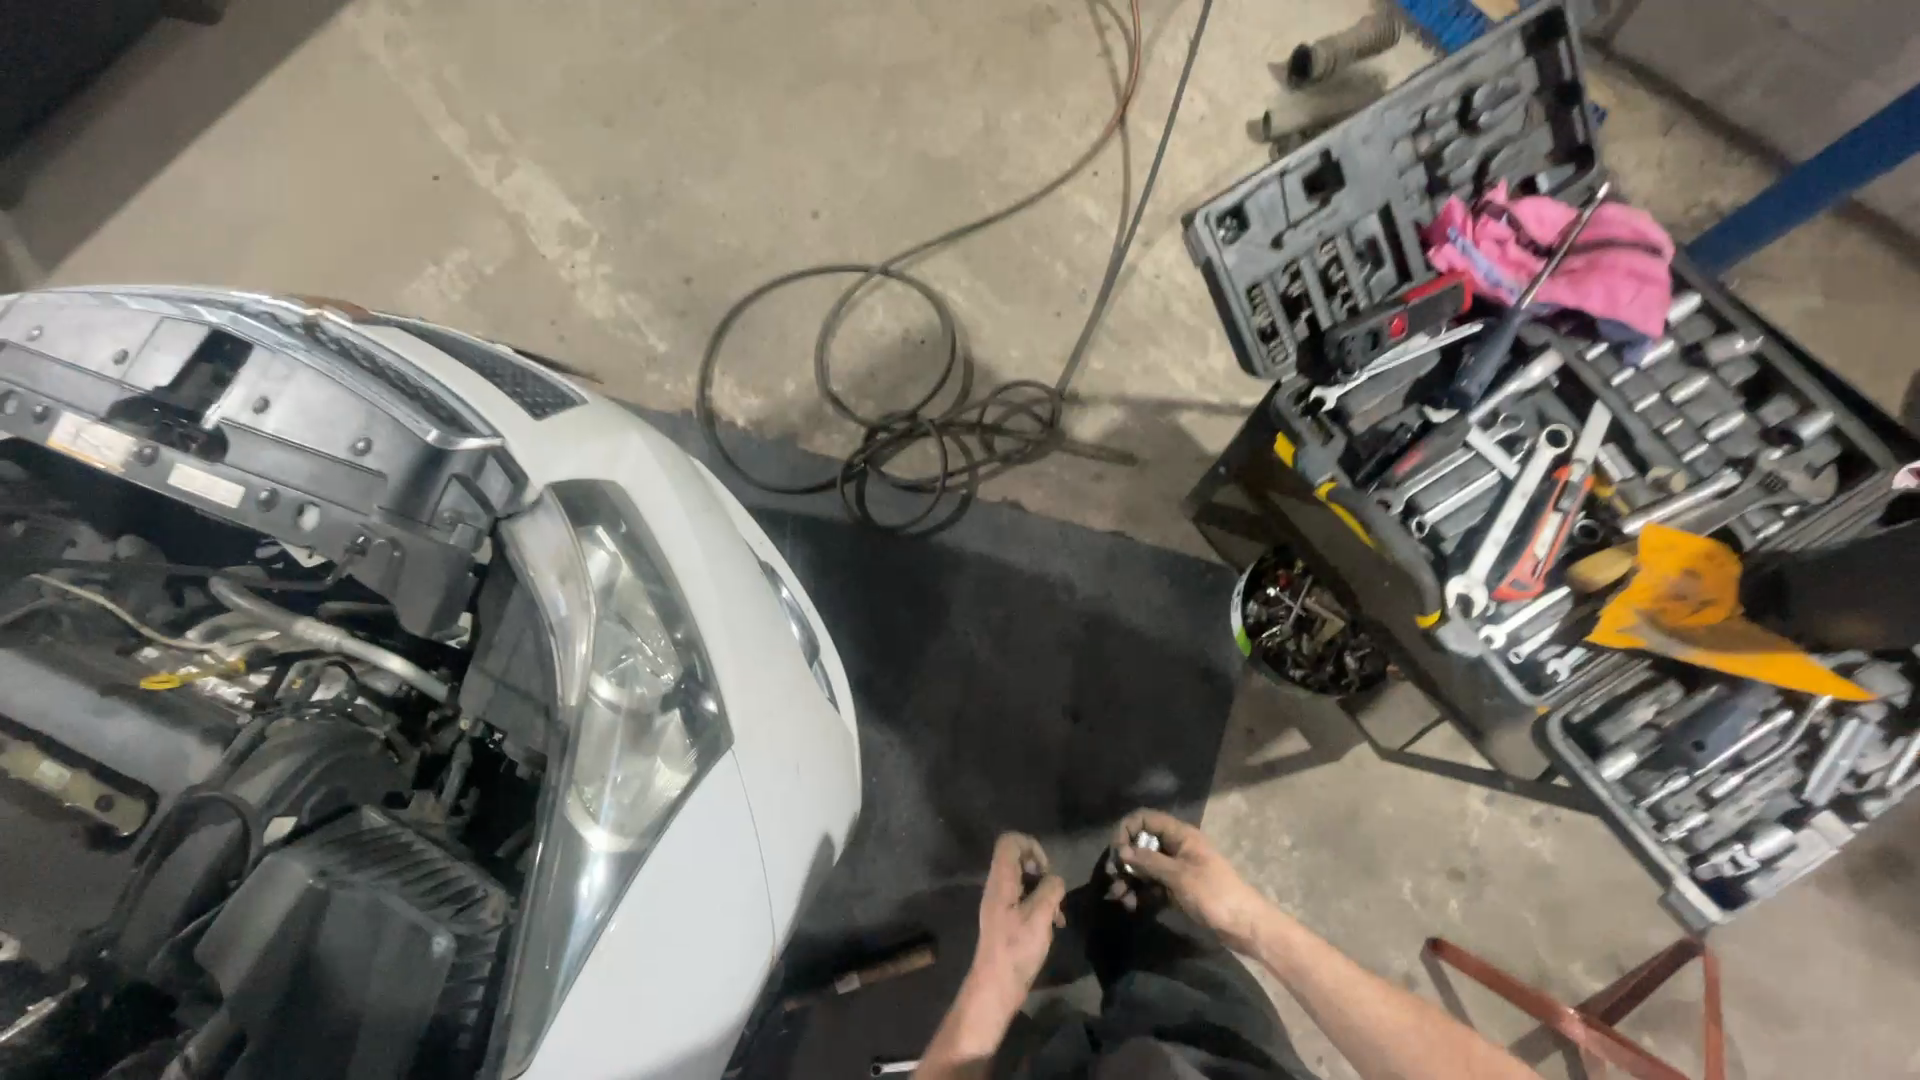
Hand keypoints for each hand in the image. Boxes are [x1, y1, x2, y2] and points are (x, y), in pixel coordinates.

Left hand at [966, 833, 1065, 1013]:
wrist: (996, 986)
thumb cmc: (1016, 949)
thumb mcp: (1040, 916)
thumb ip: (1050, 890)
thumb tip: (1055, 880)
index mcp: (1001, 880)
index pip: (1009, 841)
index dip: (1031, 845)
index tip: (1046, 868)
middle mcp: (997, 886)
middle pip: (1018, 859)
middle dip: (1041, 870)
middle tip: (1053, 891)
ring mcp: (1000, 903)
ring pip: (1024, 881)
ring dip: (1044, 891)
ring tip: (1058, 914)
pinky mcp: (1006, 919)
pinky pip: (1024, 899)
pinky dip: (1039, 905)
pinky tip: (1053, 925)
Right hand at [1107, 808, 1269, 952]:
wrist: (1244, 926)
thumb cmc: (1214, 894)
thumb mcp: (1180, 875)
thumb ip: (1149, 861)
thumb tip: (1121, 851)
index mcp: (1180, 835)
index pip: (1146, 819)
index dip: (1127, 830)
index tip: (1117, 852)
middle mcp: (1176, 848)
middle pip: (1141, 844)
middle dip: (1124, 860)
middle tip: (1112, 877)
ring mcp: (1176, 869)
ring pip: (1144, 867)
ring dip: (1129, 879)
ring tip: (1119, 897)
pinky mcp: (1176, 890)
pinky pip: (1151, 886)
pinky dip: (1140, 893)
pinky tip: (1131, 905)